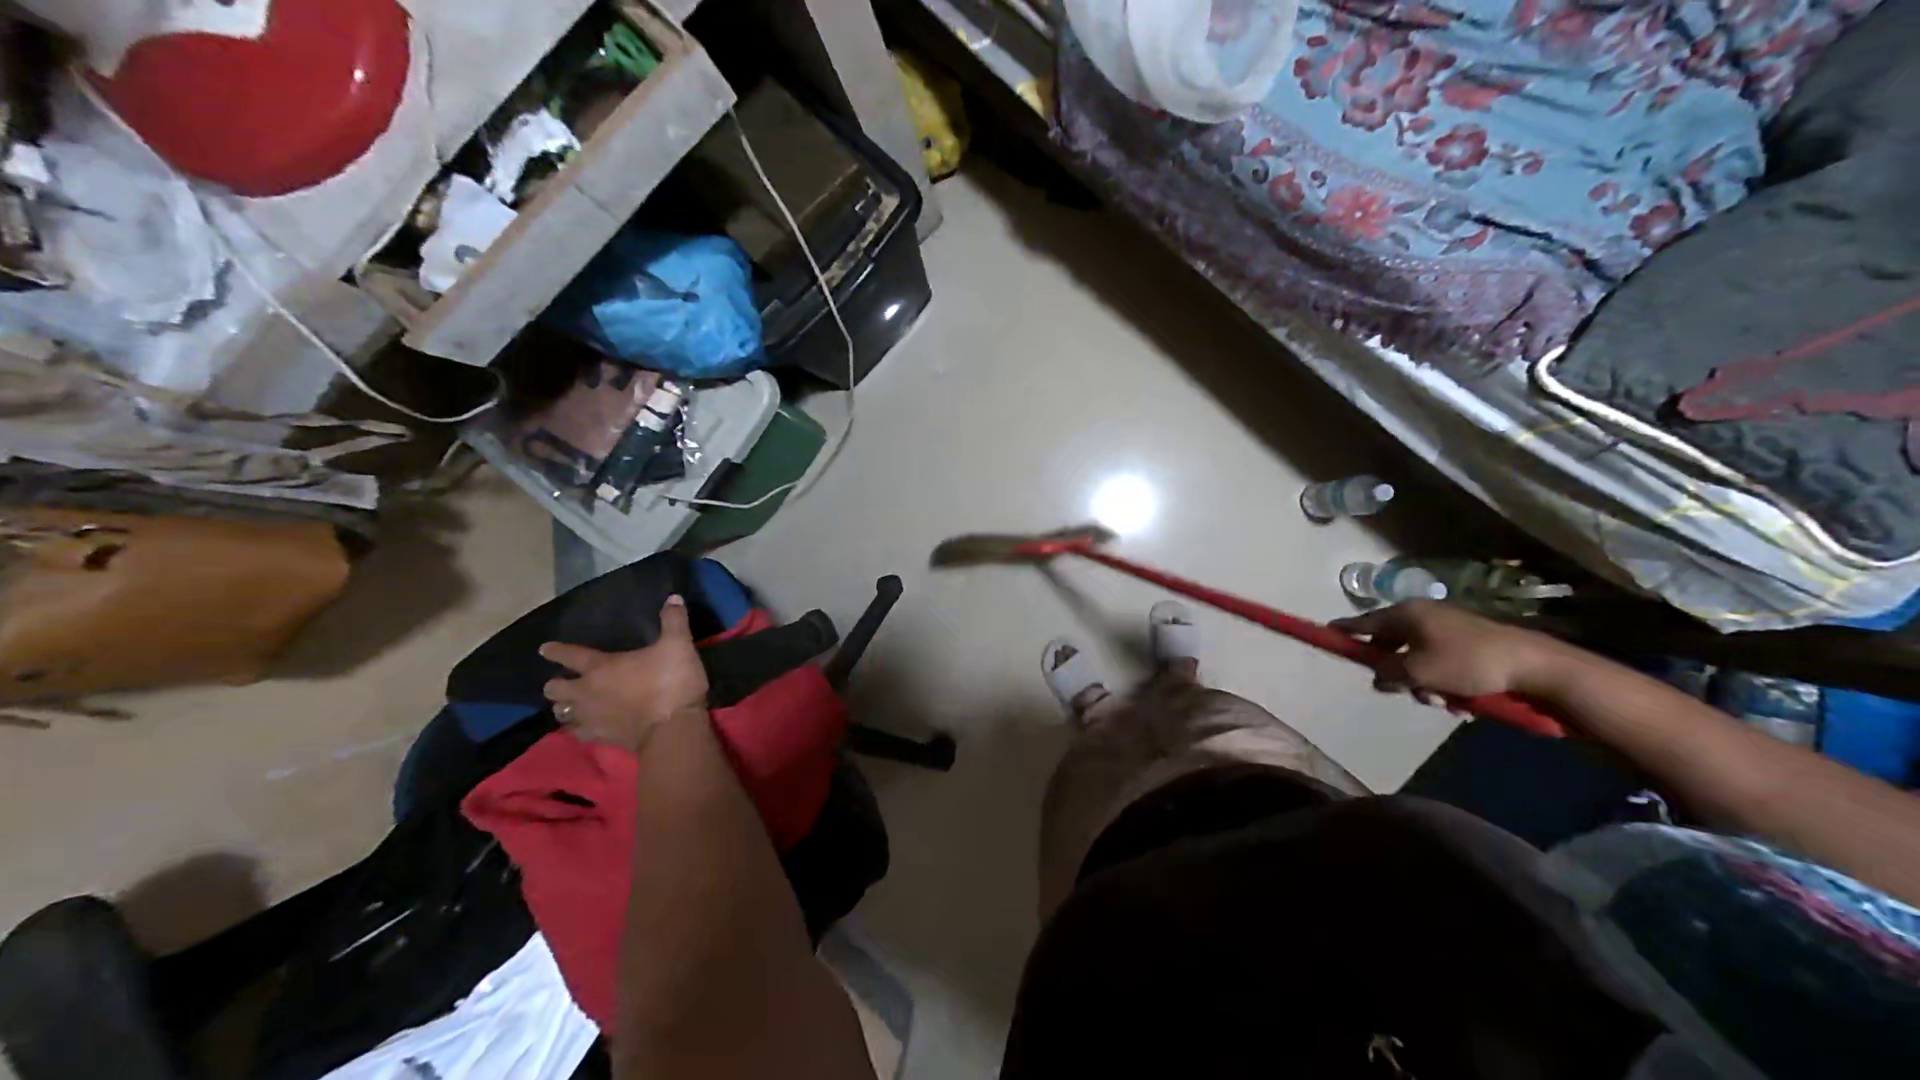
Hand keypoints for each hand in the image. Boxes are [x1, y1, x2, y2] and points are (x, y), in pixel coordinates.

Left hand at [540, 595, 709, 750]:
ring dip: (564, 708)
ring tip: (569, 706)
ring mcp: (592, 718)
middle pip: (556, 689)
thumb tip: (673, 597)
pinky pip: (579, 734)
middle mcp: (587, 692)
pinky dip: (578, 729)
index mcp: (601, 667)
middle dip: (555, 685)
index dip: (557, 651)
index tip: (544, 649)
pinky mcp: (601, 738)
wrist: (673, 729)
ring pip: (562, 714)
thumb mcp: (678, 645)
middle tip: (560, 683)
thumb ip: (674, 621)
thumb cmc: (671, 682)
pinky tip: (584, 728)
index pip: (571, 655)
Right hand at [1330, 600, 1566, 703]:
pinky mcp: (1468, 642)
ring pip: (1417, 658)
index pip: (1363, 622)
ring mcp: (1447, 627)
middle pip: (1390, 644)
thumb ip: (1388, 673)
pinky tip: (1459, 701)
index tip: (1327, 635)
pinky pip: (1440, 662)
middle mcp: (1423, 615)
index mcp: (1406, 614)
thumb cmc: (1468, 663)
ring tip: (1443, 702)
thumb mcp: (1418, 672)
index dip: (1344, 632)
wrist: (1534, 665)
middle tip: (1406, 692)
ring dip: (1422, 683)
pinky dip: (1443, 681)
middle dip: (1395, 672)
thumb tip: (1377, 676)